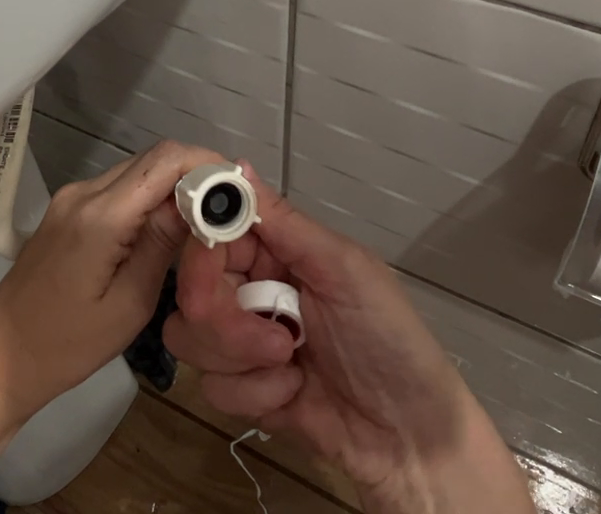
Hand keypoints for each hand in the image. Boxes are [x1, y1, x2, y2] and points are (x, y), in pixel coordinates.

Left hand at [0, 140, 228, 422]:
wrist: (0, 355)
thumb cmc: (66, 345)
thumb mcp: (130, 304)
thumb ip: (163, 244)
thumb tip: (202, 201)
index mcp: (100, 215)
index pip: (165, 160)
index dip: (207, 163)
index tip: (238, 189)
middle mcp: (84, 193)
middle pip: (153, 159)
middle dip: (196, 174)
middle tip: (229, 209)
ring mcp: (72, 198)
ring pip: (138, 170)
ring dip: (174, 185)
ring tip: (206, 221)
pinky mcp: (68, 209)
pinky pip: (120, 188)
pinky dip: (150, 197)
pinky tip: (168, 226)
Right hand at [165, 165, 534, 513]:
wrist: (411, 436)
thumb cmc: (390, 338)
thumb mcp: (345, 270)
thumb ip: (284, 223)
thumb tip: (235, 164)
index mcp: (275, 249)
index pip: (210, 235)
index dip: (200, 254)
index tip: (211, 276)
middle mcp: (251, 287)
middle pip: (191, 290)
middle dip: (227, 322)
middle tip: (282, 340)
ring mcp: (242, 340)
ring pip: (189, 336)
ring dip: (242, 359)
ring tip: (293, 366)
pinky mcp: (240, 388)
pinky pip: (210, 386)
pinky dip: (255, 395)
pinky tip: (294, 395)